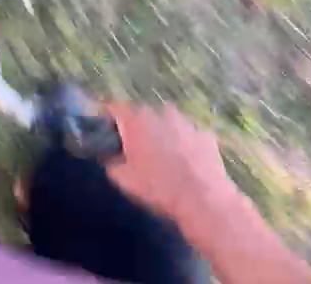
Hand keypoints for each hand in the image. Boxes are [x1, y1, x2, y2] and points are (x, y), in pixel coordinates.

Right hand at [104, 103, 245, 228]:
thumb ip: (110, 163)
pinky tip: (187, 163)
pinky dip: (184, 143)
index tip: (105, 131)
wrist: (205, 202)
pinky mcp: (205, 133)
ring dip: (162, 133)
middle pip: (141, 114)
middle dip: (137, 128)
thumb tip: (107, 156)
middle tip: (137, 150)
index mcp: (135, 119)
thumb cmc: (159, 189)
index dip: (107, 118)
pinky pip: (188, 134)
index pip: (113, 108)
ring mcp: (185, 120)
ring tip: (165, 157)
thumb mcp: (124, 181)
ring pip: (166, 122)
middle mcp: (159, 111)